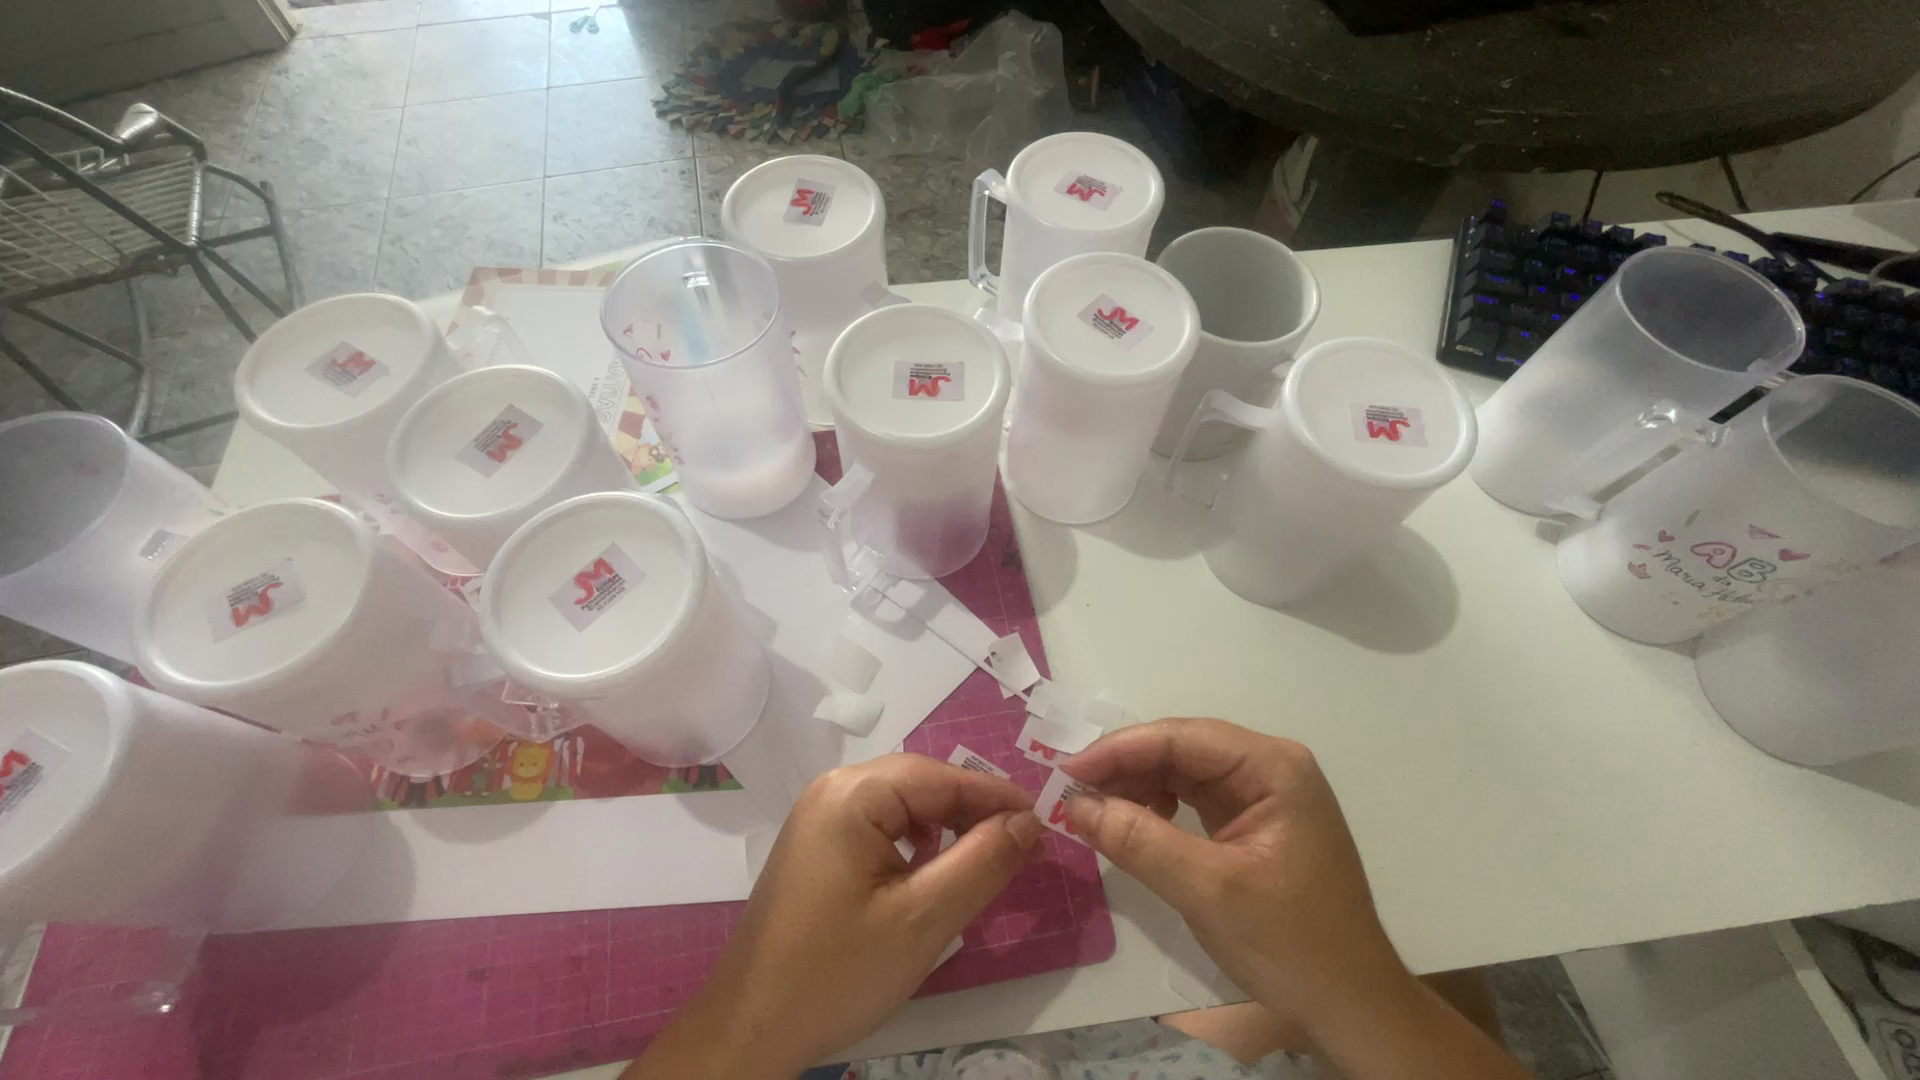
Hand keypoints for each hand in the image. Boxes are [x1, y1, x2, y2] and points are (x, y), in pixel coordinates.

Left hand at [628, 754, 1043, 1078]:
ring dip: (945, 824)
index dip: (995, 795)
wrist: (750, 1027)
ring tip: (984, 855)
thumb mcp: (924, 918)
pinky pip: (879, 825)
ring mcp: (819, 817)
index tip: (1042, 820)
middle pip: (919, 784)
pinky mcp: (817, 846)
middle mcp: (833, 790)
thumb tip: (1028, 820)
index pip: (941, 777)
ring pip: (901, 804)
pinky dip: (915, 840)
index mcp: (853, 794)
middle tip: (1019, 842)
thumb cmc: (838, 971)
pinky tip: (931, 869)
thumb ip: (982, 862)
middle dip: (971, 808)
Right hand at [1060, 718, 1407, 1030]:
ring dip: (1134, 785)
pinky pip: (1190, 795)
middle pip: (1179, 747)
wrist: (1352, 1004)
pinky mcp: (1250, 817)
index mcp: (1272, 766)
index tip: (1064, 773)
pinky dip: (1154, 806)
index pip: (1179, 738)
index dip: (1117, 750)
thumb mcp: (1209, 891)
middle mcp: (1267, 765)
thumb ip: (1140, 841)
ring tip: (1093, 811)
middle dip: (1123, 767)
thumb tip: (1074, 804)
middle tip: (1069, 793)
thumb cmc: (1292, 944)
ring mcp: (1260, 791)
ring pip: (1180, 769)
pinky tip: (1131, 824)